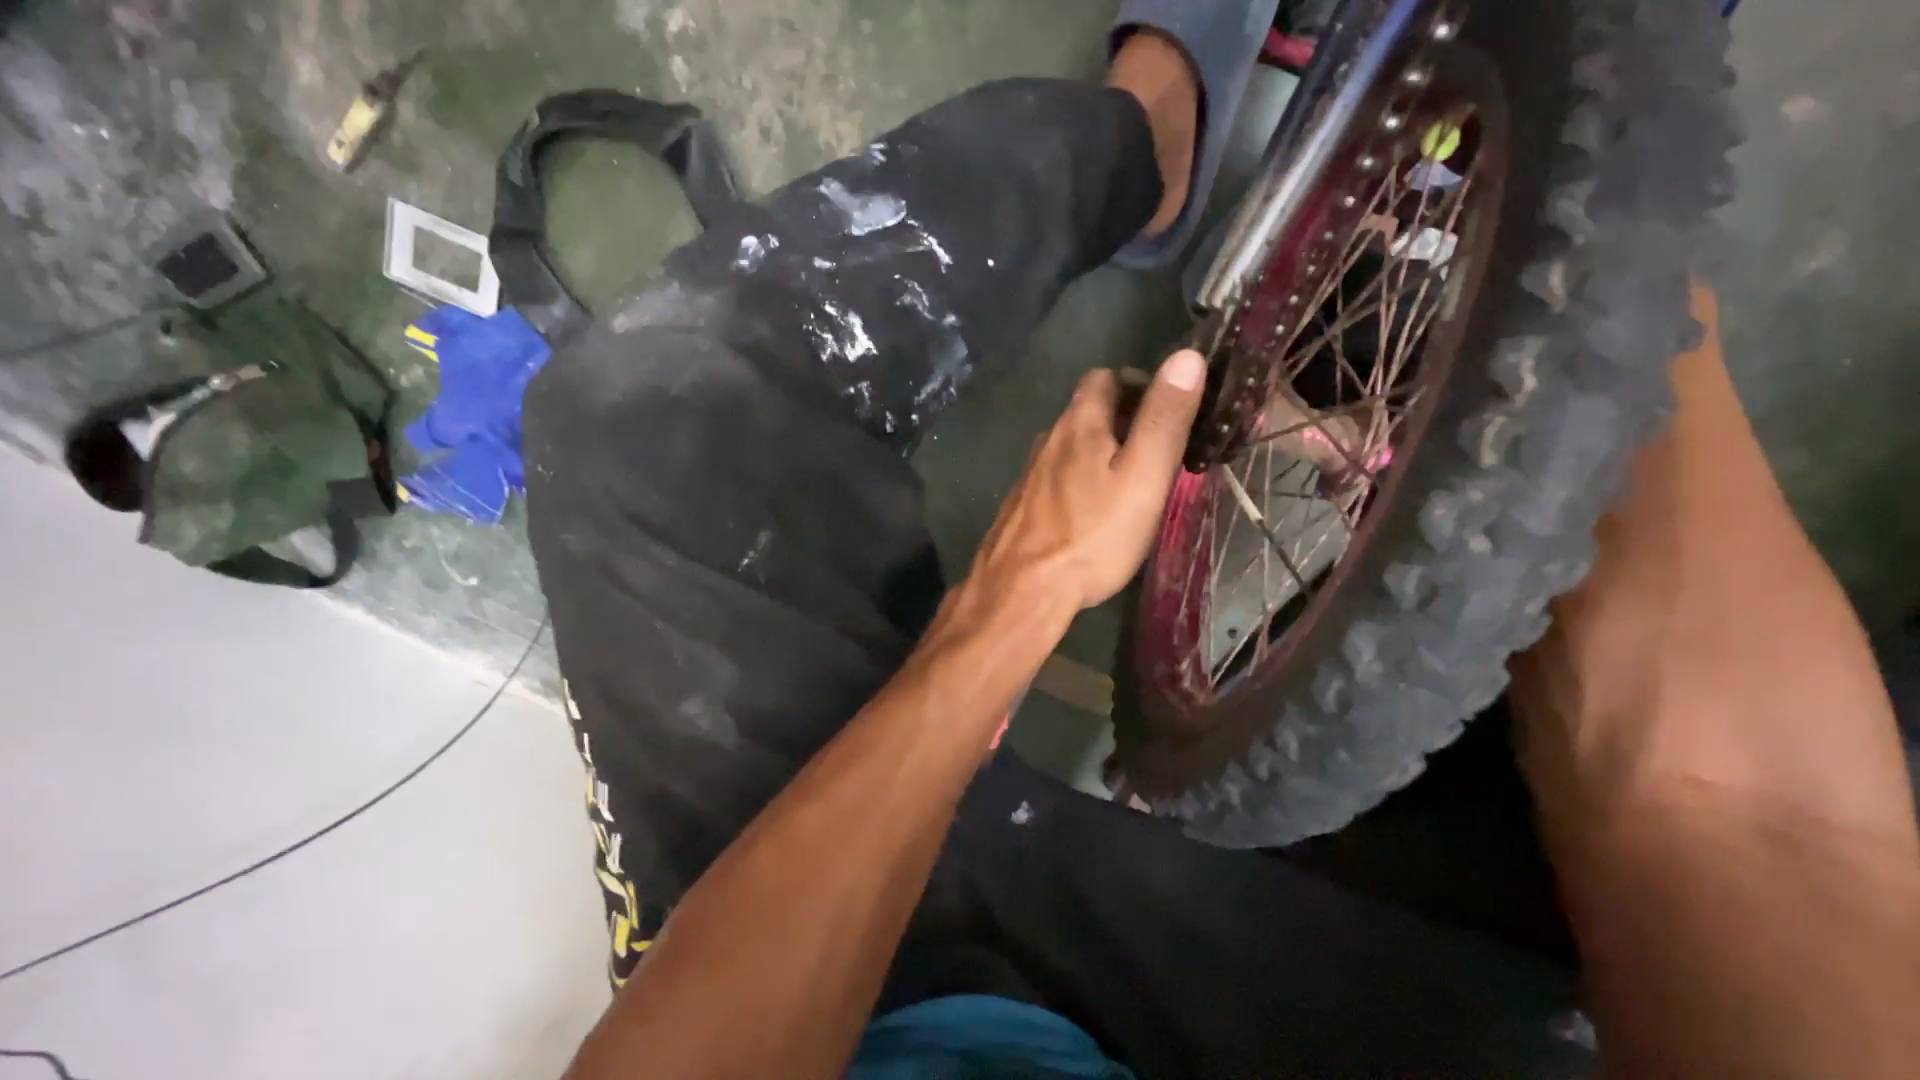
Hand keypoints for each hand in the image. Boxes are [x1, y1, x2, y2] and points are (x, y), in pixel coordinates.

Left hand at [969, 349, 1207, 612]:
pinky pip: (1056, 479)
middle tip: (1156, 451)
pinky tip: (1093, 512)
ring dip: (1099, 453)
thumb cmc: (1093, 533)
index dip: (1138, 384)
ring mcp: (1031, 474)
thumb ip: (1164, 417)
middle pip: (1086, 411)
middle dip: (1121, 420)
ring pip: (1070, 447)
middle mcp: (1049, 439)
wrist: (1022, 588)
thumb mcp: (1144, 474)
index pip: (1106, 377)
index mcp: (1079, 422)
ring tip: (1130, 483)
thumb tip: (1187, 356)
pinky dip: (1079, 483)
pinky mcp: (1022, 506)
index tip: (1167, 411)